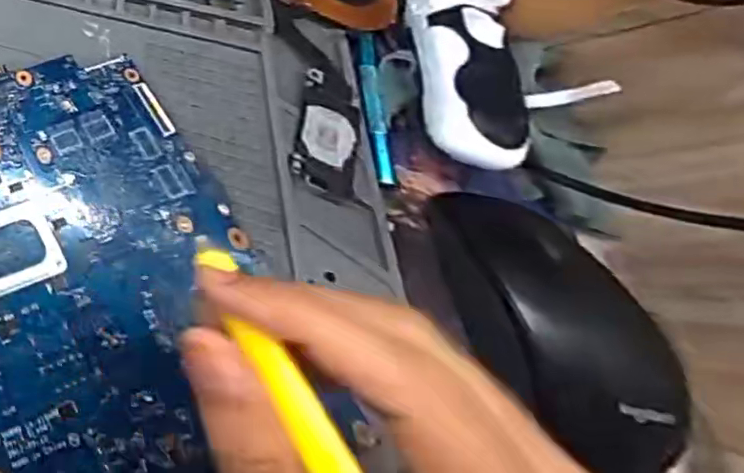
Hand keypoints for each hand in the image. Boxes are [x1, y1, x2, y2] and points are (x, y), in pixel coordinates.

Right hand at [182, 267, 587, 472]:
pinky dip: (357, 362)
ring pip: (428, 359)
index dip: (298, 316)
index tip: (212, 289)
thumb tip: (203, 341)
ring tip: (252, 330)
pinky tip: (310, 369)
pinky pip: (436, 387)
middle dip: (304, 312)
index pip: (403, 374)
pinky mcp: (514, 468)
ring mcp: (540, 472)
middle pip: (418, 350)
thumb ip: (260, 453)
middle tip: (221, 303)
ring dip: (326, 330)